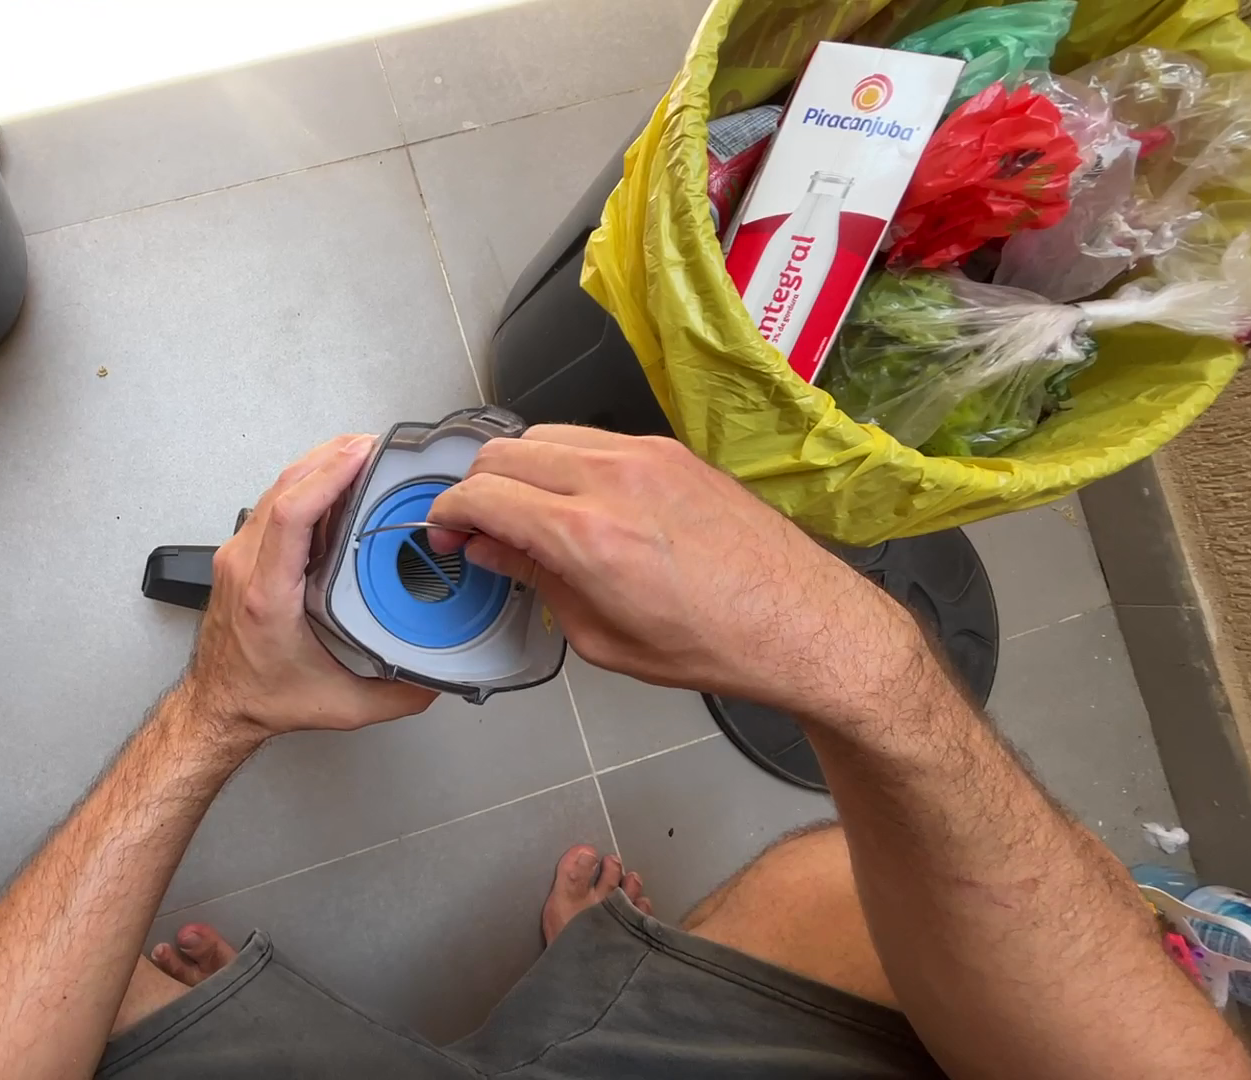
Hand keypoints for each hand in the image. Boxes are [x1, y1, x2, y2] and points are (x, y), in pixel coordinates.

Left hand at [185, 435, 436, 737]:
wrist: (217, 704)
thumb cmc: (260, 698)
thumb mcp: (340, 706)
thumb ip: (396, 696)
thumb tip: (436, 678)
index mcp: (267, 595)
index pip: (291, 513)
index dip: (328, 476)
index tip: (361, 454)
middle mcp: (245, 567)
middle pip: (284, 488)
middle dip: (331, 458)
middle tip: (374, 446)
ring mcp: (237, 556)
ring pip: (275, 490)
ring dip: (317, 465)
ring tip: (358, 457)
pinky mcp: (239, 555)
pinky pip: (270, 504)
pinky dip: (303, 484)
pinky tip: (330, 484)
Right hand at [426, 428, 924, 717]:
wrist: (805, 624)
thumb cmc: (708, 645)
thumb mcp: (597, 635)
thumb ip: (533, 578)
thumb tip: (489, 548)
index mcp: (585, 535)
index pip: (480, 495)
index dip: (445, 515)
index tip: (444, 536)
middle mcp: (610, 478)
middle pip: (499, 451)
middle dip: (472, 489)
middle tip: (476, 529)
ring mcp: (642, 454)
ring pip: (539, 434)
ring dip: (514, 471)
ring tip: (524, 513)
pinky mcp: (667, 448)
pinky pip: (586, 438)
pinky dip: (558, 462)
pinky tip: (572, 500)